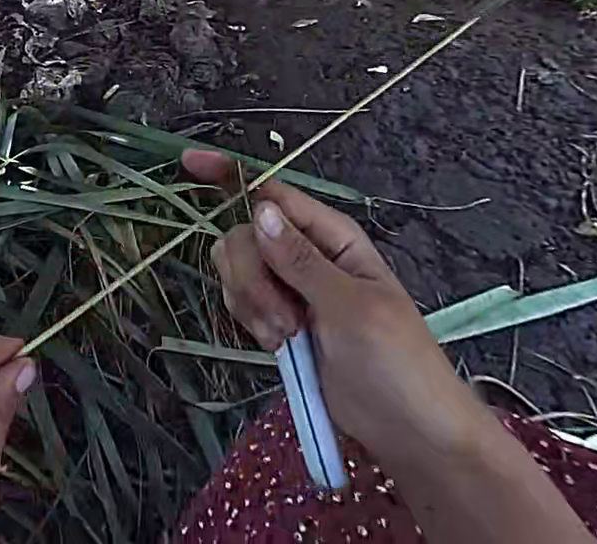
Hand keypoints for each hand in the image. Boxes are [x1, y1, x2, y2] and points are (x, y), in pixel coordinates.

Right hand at [188, 151, 492, 467]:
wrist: (407, 434)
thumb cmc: (397, 362)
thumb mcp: (353, 307)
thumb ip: (300, 260)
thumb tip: (258, 210)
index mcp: (329, 234)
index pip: (271, 191)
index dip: (229, 175)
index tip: (189, 163)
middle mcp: (302, 249)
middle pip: (243, 234)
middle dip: (251, 276)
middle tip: (284, 317)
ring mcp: (286, 283)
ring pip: (235, 266)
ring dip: (251, 302)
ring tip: (288, 335)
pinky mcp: (273, 313)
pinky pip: (238, 297)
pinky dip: (250, 319)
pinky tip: (279, 344)